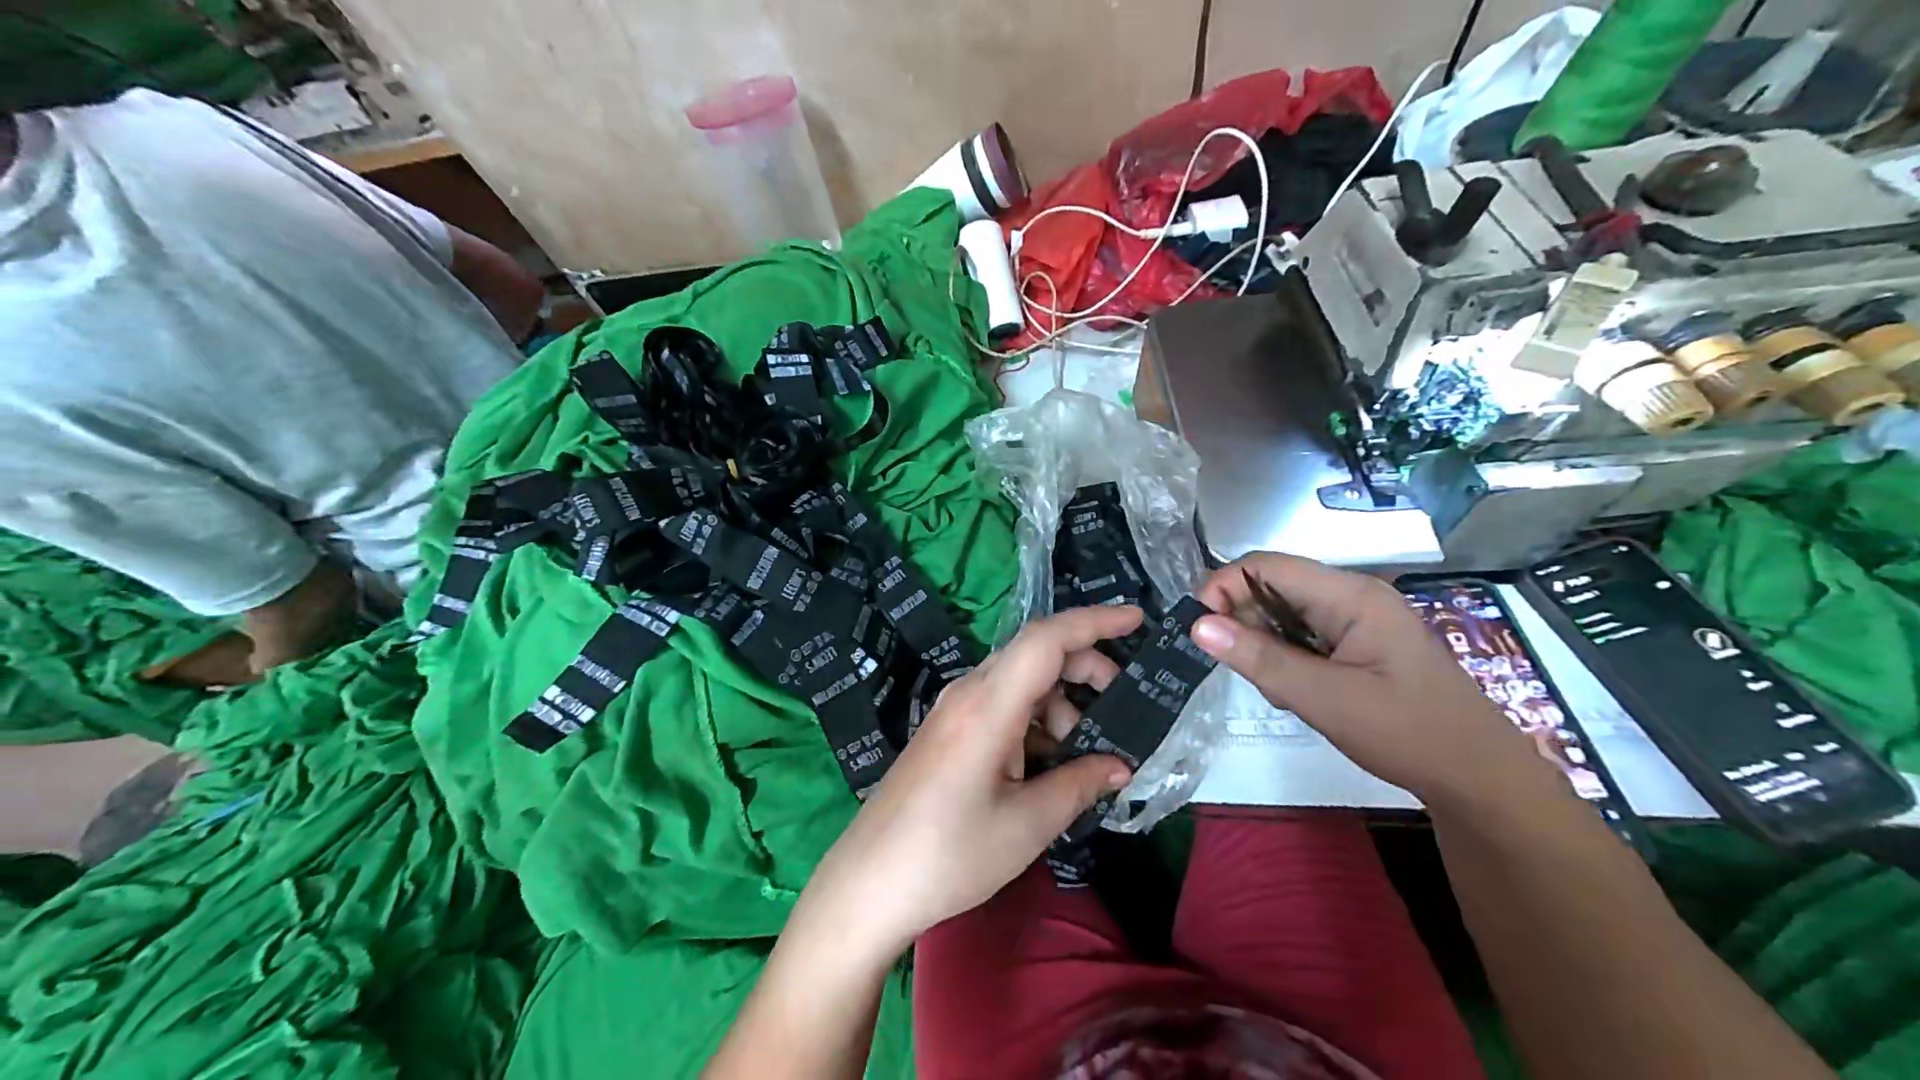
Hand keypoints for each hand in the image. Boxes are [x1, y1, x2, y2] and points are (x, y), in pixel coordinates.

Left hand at [799, 605, 1141, 960]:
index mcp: (988, 706)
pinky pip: (1001, 706)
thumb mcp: (1027, 824)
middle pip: (1036, 655)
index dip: (1095, 622)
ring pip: (1020, 683)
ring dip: (1061, 704)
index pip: (1047, 640)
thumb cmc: (949, 855)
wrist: (869, 884)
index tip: (1138, 620)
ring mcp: (953, 711)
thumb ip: (1080, 784)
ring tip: (1083, 756)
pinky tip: (1049, 764)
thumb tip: (1122, 765)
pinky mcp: (947, 732)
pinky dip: (1035, 721)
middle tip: (1122, 708)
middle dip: (1086, 669)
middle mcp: (968, 694)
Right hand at [1190, 553, 1561, 809]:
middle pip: (1272, 587)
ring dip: (1267, 648)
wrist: (1477, 777)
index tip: (1199, 630)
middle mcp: (1352, 595)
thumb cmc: (1406, 733)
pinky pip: (1301, 634)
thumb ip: (1260, 659)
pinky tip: (1301, 693)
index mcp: (1352, 595)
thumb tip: (1197, 625)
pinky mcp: (1356, 640)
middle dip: (1247, 625)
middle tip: (1250, 674)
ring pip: (1282, 614)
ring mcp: (1357, 618)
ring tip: (1287, 692)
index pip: (1266, 566)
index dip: (1223, 588)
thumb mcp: (1325, 699)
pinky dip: (1286, 660)